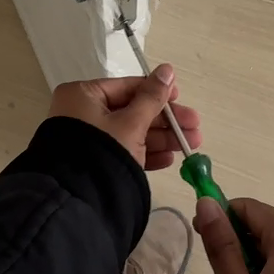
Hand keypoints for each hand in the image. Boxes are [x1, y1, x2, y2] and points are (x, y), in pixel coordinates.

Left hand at [48, 64, 203, 170]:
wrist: (79, 203)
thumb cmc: (103, 150)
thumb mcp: (131, 123)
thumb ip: (152, 98)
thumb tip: (167, 69)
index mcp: (83, 95)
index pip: (126, 87)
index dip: (156, 91)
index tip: (180, 96)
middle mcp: (83, 114)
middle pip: (132, 110)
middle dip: (166, 120)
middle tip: (194, 126)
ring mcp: (90, 140)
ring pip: (132, 133)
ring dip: (162, 138)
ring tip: (191, 144)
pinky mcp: (96, 163)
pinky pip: (125, 152)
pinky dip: (146, 154)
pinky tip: (170, 159)